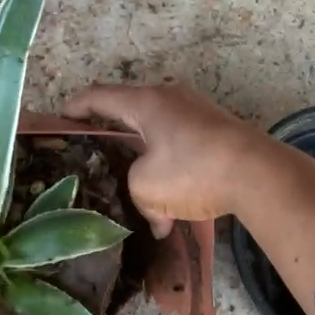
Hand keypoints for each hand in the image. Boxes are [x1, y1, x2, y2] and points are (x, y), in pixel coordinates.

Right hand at [61, 80, 273, 237]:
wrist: (255, 171)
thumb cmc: (193, 170)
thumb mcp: (146, 186)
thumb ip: (136, 192)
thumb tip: (158, 218)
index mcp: (146, 102)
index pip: (99, 96)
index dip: (75, 107)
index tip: (59, 120)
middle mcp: (170, 98)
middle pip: (129, 113)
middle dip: (111, 138)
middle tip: (92, 158)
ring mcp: (195, 112)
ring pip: (156, 135)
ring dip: (144, 165)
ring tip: (132, 195)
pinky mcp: (214, 130)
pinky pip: (180, 147)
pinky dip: (169, 172)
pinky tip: (171, 212)